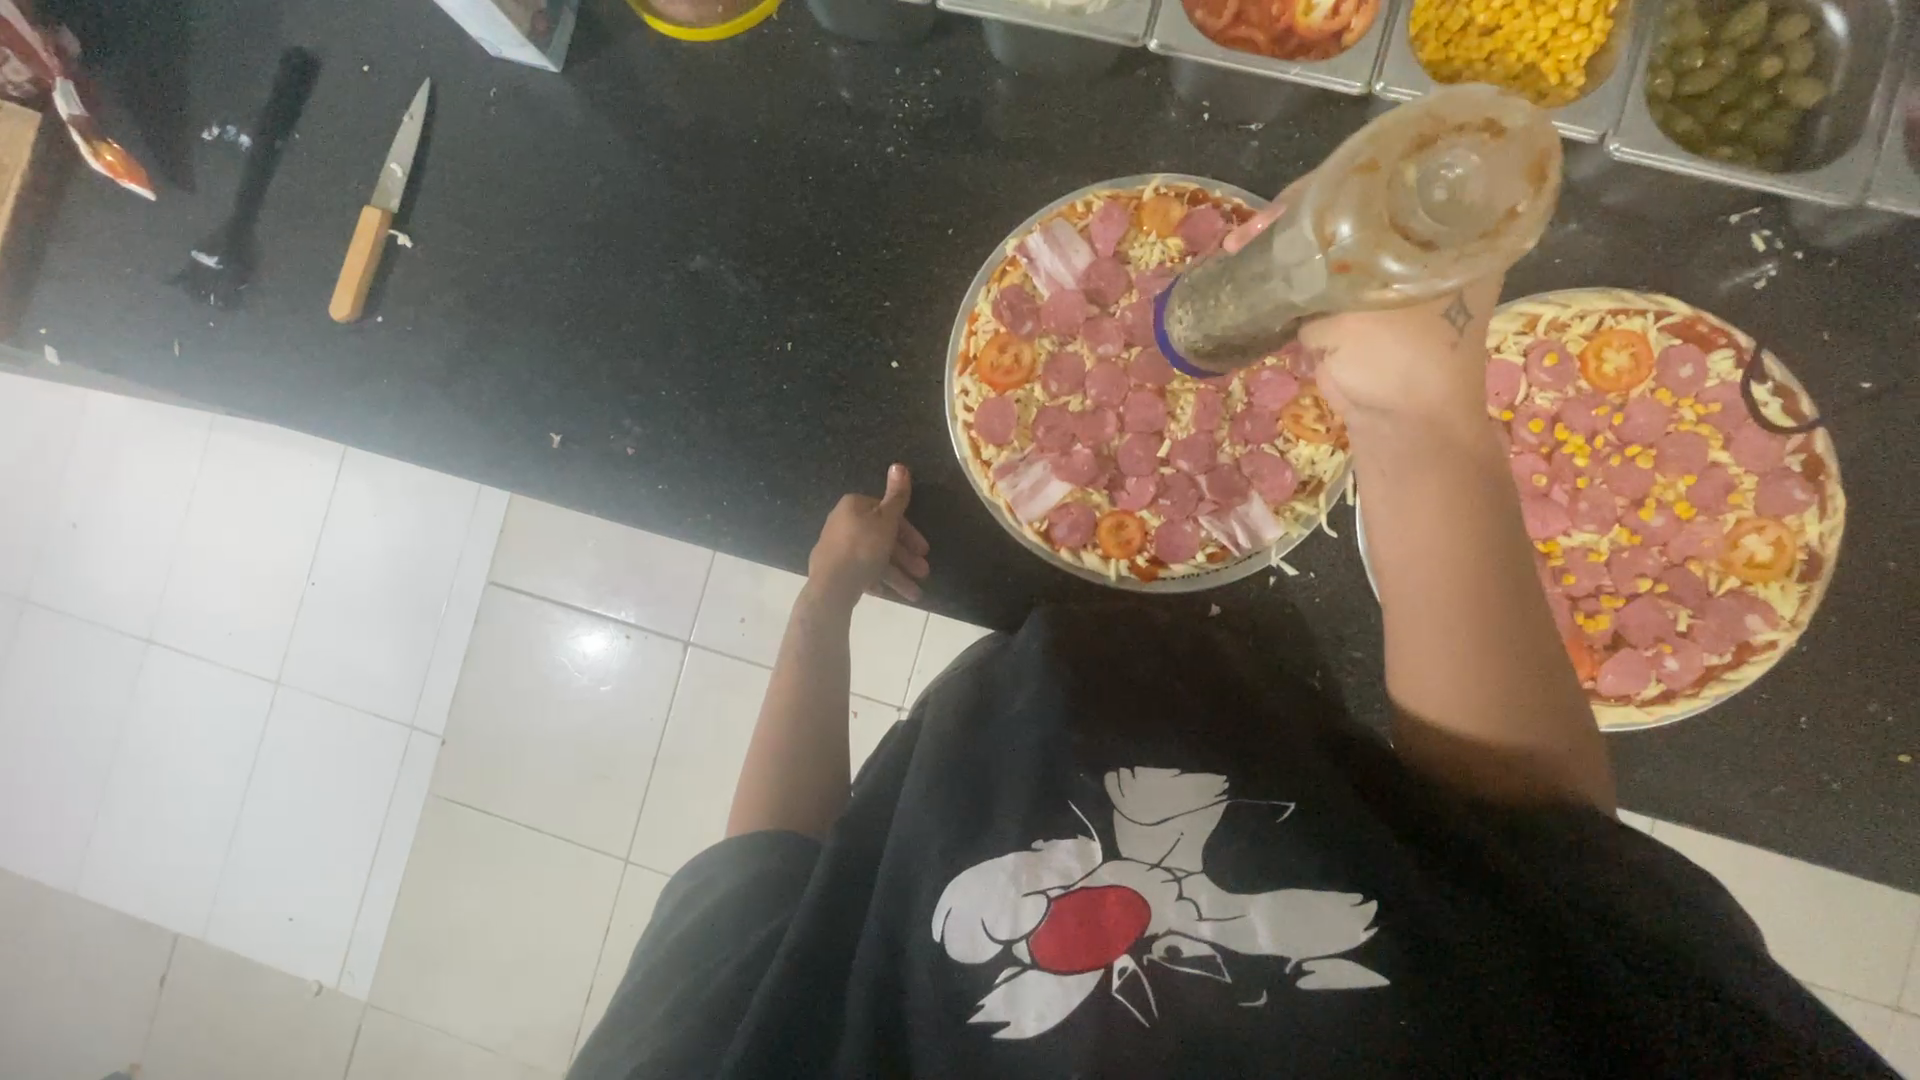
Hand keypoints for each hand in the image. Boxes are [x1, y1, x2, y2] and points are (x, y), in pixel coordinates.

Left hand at [807, 464, 930, 607]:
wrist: (832, 585)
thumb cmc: (863, 547)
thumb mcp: (886, 519)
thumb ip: (897, 496)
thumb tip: (899, 464)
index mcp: (854, 506)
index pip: (887, 514)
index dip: (909, 532)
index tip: (924, 550)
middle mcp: (843, 523)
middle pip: (882, 538)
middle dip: (906, 558)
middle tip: (924, 572)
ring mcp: (838, 549)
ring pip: (876, 559)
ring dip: (899, 575)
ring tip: (915, 593)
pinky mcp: (836, 570)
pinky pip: (864, 572)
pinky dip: (882, 582)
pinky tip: (897, 596)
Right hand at [1224, 177, 1501, 433]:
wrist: (1401, 422)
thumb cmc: (1405, 354)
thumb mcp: (1368, 296)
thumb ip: (1329, 267)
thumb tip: (1282, 249)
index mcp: (1451, 224)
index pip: (1386, 176)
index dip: (1330, 182)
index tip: (1285, 204)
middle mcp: (1421, 242)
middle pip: (1350, 208)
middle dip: (1296, 217)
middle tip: (1252, 230)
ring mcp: (1386, 275)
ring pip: (1329, 242)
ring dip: (1285, 245)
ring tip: (1241, 247)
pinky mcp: (1358, 306)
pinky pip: (1319, 277)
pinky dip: (1288, 274)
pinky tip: (1255, 269)